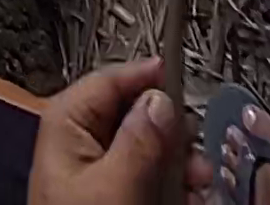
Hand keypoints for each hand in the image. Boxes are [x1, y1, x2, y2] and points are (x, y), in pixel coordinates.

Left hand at [28, 58, 182, 204]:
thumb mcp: (113, 189)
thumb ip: (140, 140)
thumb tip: (162, 100)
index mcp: (69, 121)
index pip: (111, 79)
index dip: (147, 76)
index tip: (182, 77)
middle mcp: (82, 138)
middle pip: (134, 112)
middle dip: (170, 131)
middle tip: (197, 151)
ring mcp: (97, 170)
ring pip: (146, 147)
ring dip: (177, 162)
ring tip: (200, 183)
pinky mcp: (112, 197)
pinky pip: (147, 178)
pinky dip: (171, 187)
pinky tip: (190, 199)